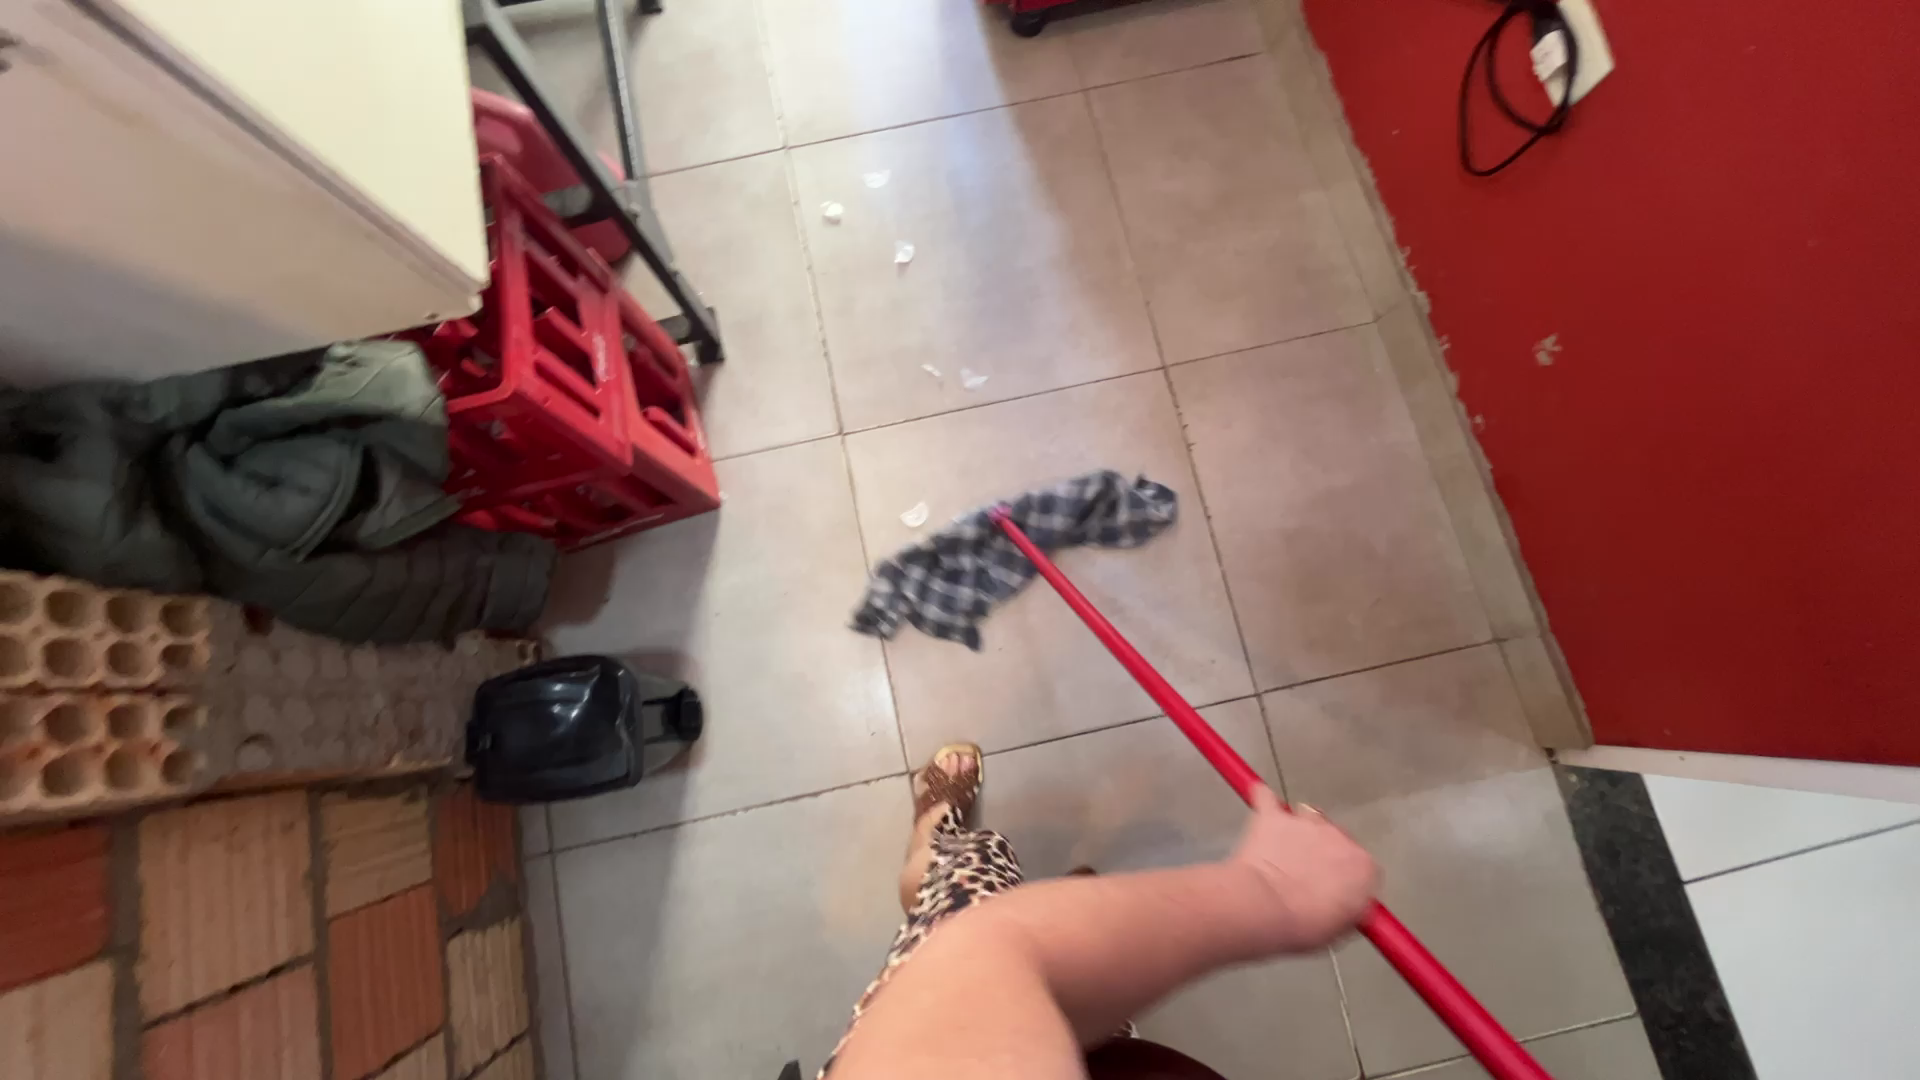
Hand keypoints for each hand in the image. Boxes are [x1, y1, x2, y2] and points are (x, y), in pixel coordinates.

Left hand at [1228, 786, 1378, 952]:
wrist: (1267, 907)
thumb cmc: (1308, 926)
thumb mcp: (1343, 928)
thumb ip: (1351, 906)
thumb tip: (1346, 901)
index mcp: (1364, 866)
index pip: (1362, 866)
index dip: (1344, 876)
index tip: (1332, 888)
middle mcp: (1339, 836)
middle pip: (1334, 836)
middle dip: (1321, 850)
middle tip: (1303, 872)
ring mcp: (1304, 822)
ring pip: (1306, 815)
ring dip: (1297, 827)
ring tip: (1281, 846)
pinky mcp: (1272, 815)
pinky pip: (1266, 797)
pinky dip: (1263, 799)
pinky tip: (1260, 800)